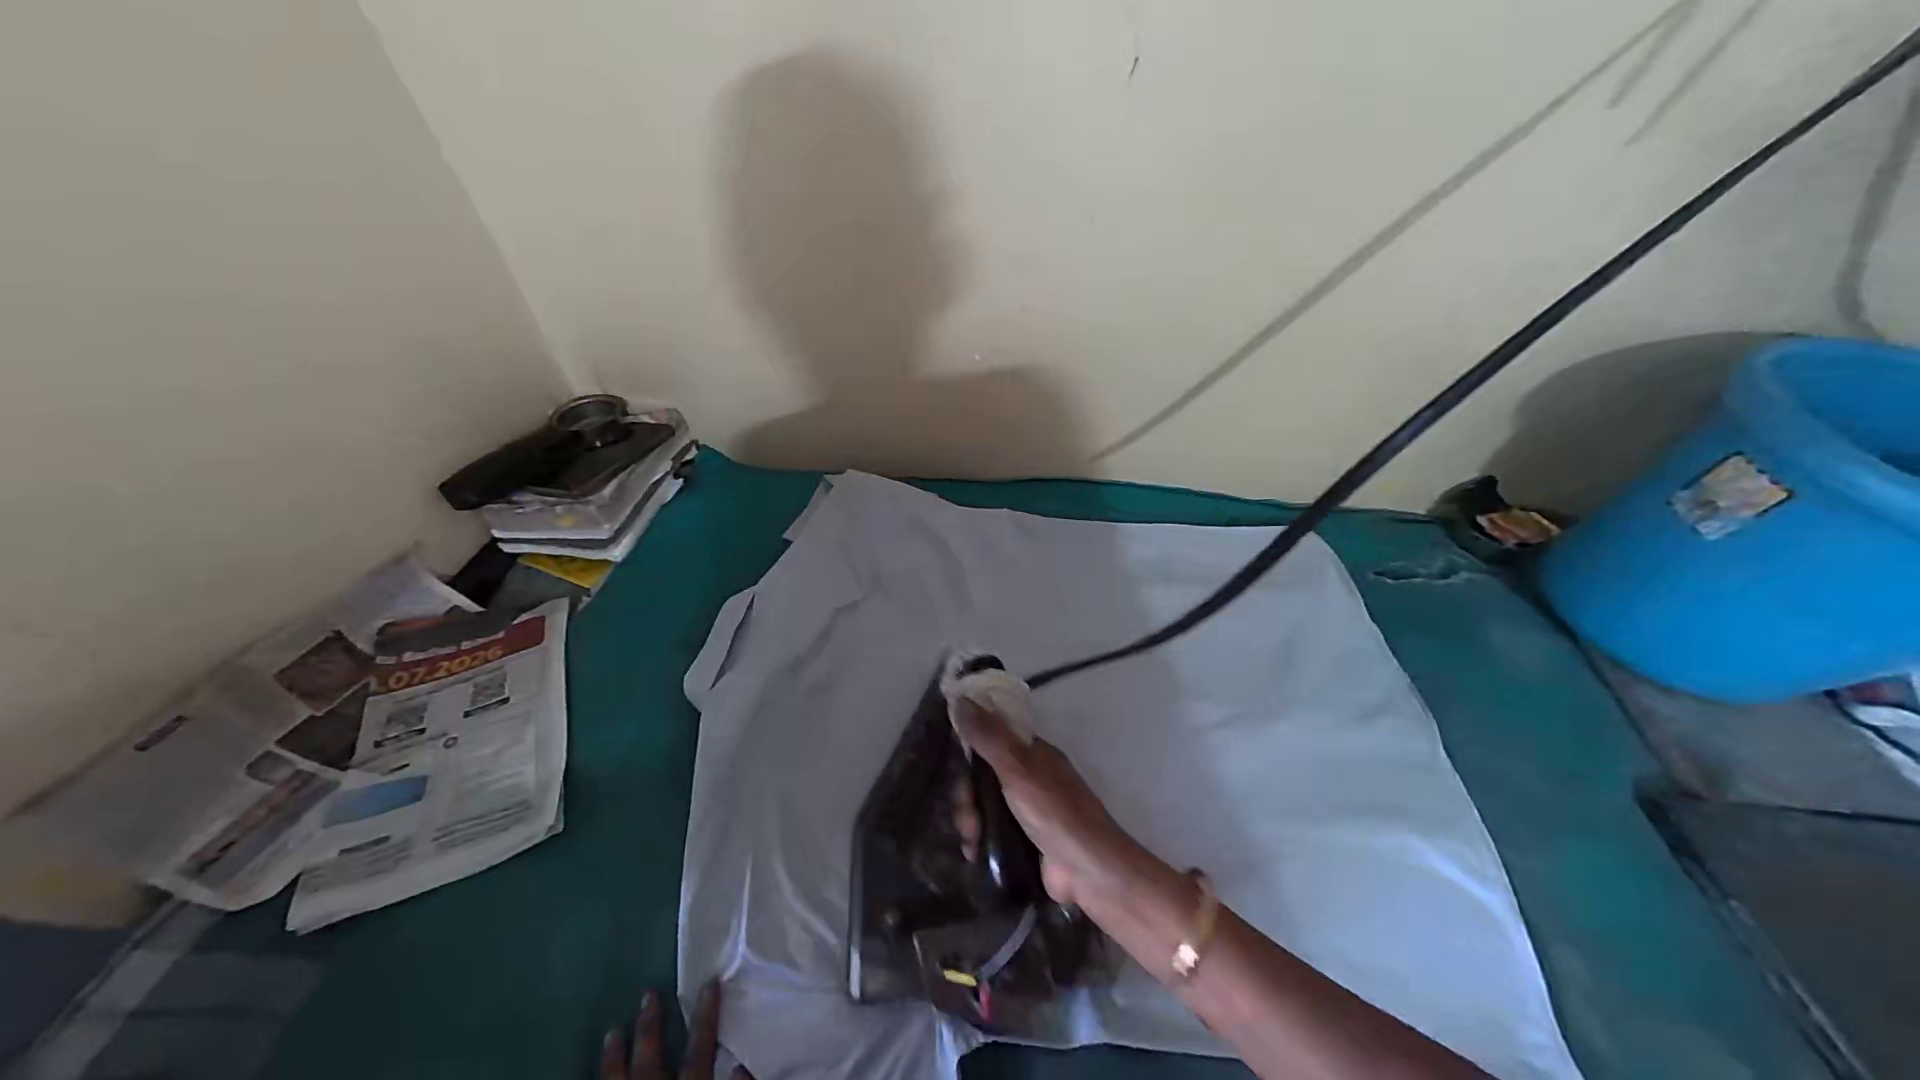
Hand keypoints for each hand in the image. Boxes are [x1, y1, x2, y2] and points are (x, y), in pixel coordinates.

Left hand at [602, 982, 752, 1079]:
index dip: (706, 1015)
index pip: (698, 1048)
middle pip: (648, 1057)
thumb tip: (742, 1066)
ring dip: (614, 1056)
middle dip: (648, 1025)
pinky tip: (601, 1073)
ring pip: (615, 1077)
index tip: (711, 982)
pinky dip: (602, 1078)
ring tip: (613, 1031)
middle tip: (647, 993)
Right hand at [952, 699, 1140, 905]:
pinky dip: (978, 841)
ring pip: (983, 806)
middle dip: (968, 796)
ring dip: (970, 821)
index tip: (958, 767)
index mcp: (1034, 755)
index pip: (993, 740)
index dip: (971, 751)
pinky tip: (973, 852)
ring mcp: (1027, 812)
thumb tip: (960, 697)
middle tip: (968, 814)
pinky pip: (990, 833)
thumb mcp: (1018, 768)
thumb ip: (988, 735)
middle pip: (983, 777)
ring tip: (972, 839)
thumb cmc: (1055, 812)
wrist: (1088, 871)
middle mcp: (1030, 779)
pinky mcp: (1023, 841)